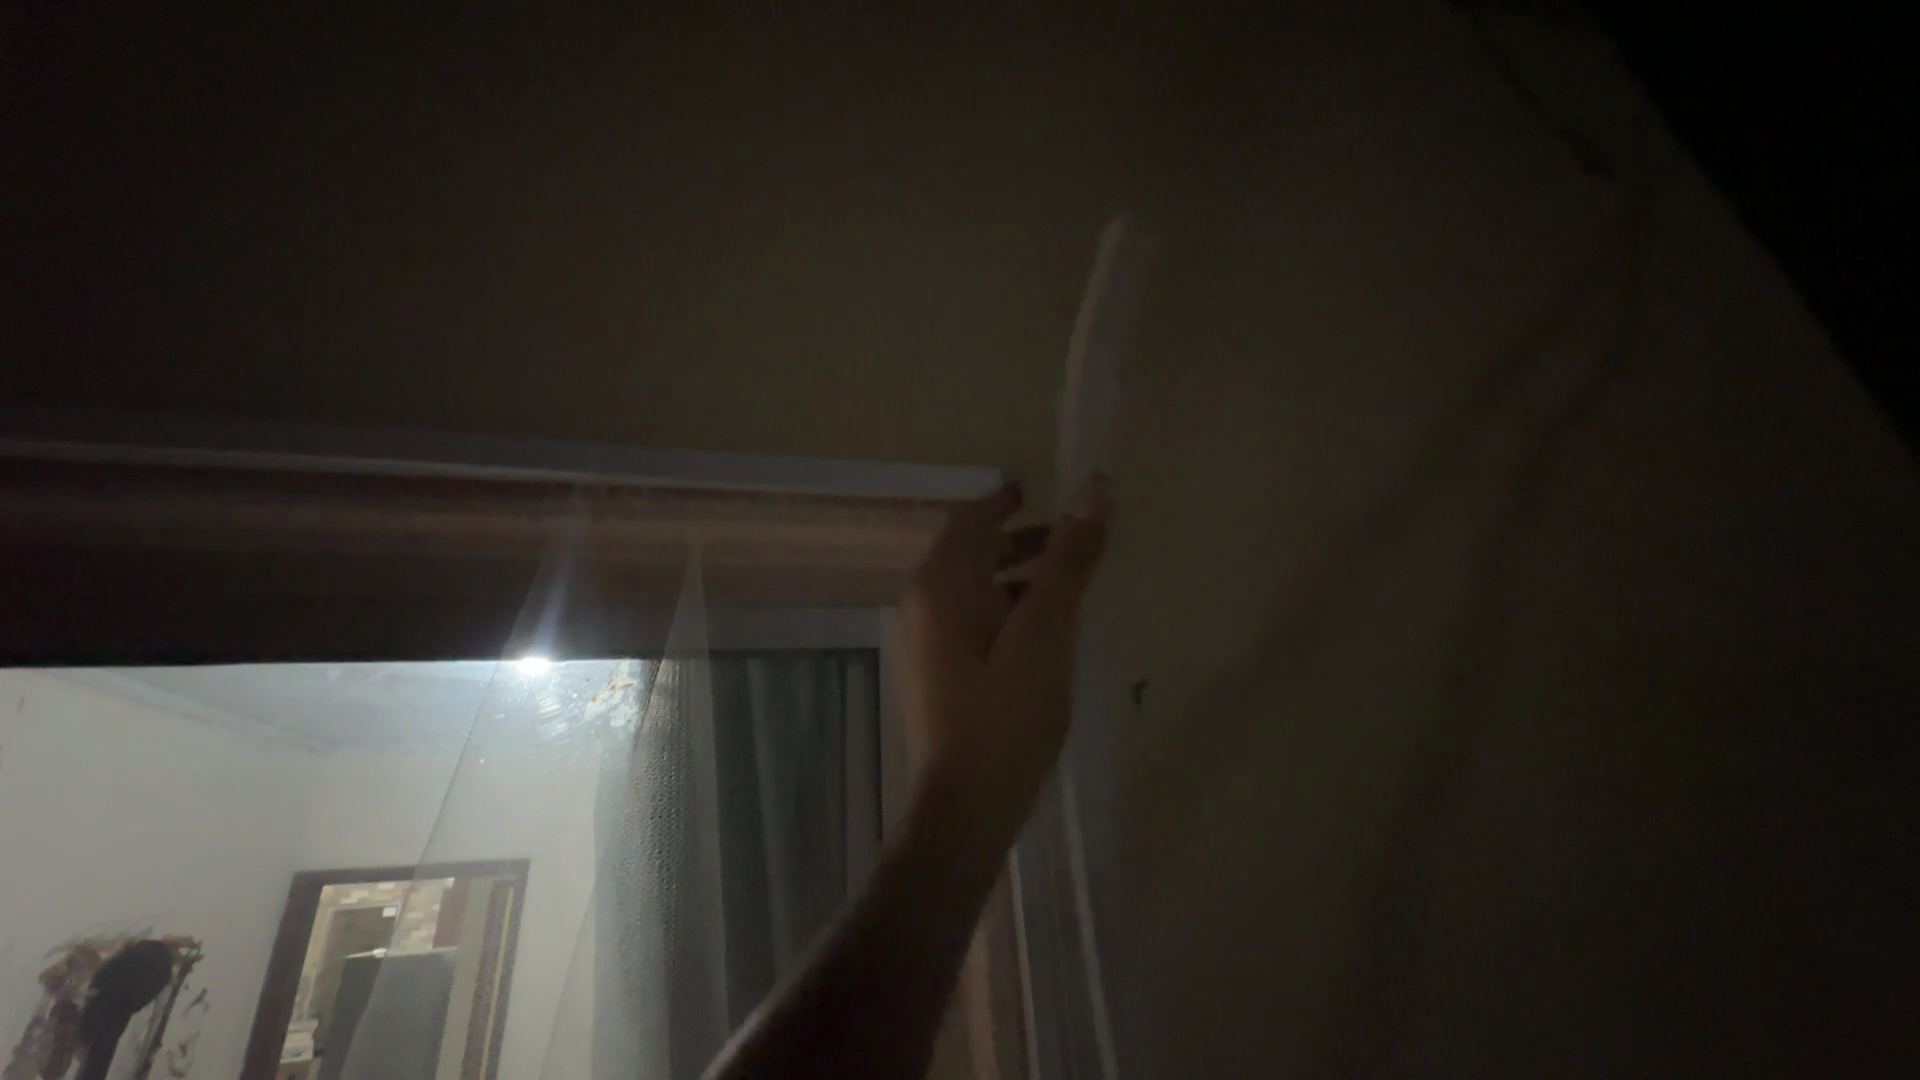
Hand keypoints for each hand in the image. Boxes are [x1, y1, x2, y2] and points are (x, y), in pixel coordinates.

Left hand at [899, 476, 1111, 834]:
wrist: (967, 803)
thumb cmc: (1007, 712)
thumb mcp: (1047, 630)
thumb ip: (1069, 559)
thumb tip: (1095, 487)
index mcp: (941, 584)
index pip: (970, 519)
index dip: (1004, 501)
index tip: (1036, 490)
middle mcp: (923, 604)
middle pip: (969, 552)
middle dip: (1017, 540)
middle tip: (1067, 536)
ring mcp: (925, 641)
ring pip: (971, 589)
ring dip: (1014, 575)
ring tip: (1065, 583)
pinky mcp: (936, 673)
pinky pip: (969, 620)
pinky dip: (1004, 609)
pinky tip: (1042, 632)